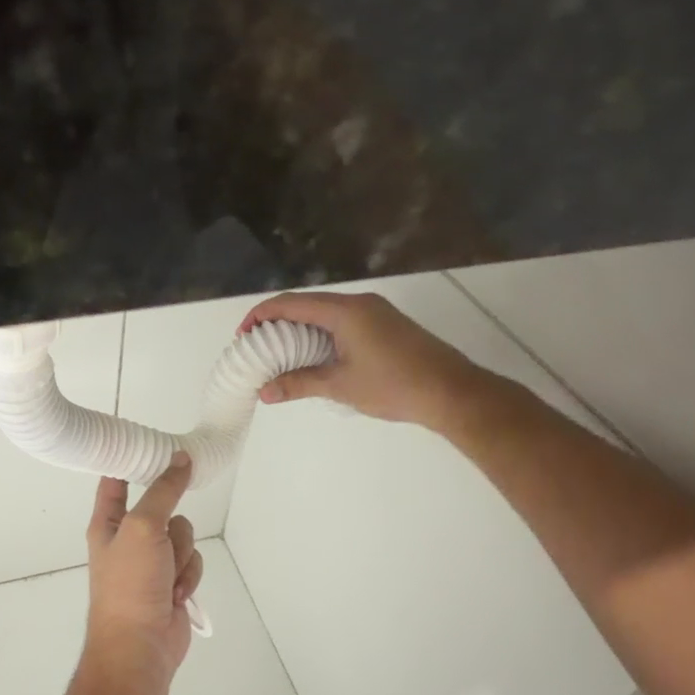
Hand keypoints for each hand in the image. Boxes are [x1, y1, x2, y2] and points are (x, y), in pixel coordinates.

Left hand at [83, 453, 203, 679]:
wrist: (140, 647)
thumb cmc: (129, 583)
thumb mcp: (143, 527)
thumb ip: (163, 491)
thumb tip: (180, 457)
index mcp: (107, 522)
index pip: (117, 479)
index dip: (133, 461)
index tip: (154, 442)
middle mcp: (128, 537)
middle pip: (163, 505)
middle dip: (171, 525)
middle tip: (161, 539)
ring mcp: (151, 561)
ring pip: (183, 533)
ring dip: (181, 556)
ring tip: (167, 579)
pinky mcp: (172, 581)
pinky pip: (192, 560)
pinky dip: (189, 576)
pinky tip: (177, 595)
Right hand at [239, 291, 491, 429]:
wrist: (452, 391)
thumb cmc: (393, 385)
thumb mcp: (340, 386)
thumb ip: (299, 383)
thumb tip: (263, 392)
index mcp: (343, 310)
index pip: (290, 303)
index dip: (261, 316)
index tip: (243, 336)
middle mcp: (358, 302)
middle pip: (306, 303)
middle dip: (277, 322)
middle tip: (258, 348)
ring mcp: (375, 311)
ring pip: (325, 312)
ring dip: (300, 328)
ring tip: (281, 354)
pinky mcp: (386, 324)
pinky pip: (342, 320)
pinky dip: (321, 333)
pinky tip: (315, 356)